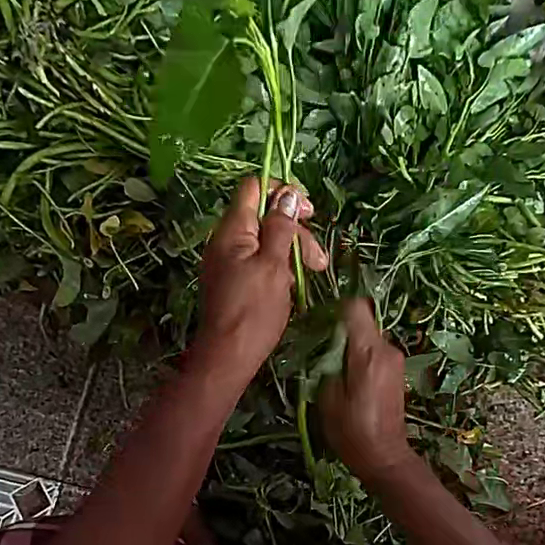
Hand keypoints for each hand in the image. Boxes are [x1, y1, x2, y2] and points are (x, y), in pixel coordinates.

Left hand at [192, 178, 327, 382]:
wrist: (228, 356)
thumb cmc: (254, 311)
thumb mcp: (274, 266)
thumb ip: (280, 228)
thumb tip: (288, 194)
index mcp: (232, 230)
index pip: (254, 188)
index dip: (282, 192)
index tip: (308, 213)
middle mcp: (226, 240)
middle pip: (265, 216)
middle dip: (295, 230)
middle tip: (318, 258)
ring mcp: (228, 261)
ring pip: (265, 241)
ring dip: (292, 251)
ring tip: (313, 273)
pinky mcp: (234, 280)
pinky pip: (259, 261)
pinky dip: (280, 267)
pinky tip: (293, 286)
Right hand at [320, 298, 414, 480]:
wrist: (385, 456)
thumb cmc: (352, 431)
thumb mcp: (327, 398)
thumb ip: (326, 364)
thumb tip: (326, 346)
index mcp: (368, 352)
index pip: (356, 307)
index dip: (337, 308)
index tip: (320, 321)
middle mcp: (387, 349)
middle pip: (363, 321)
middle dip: (342, 329)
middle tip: (320, 347)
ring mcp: (396, 360)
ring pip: (369, 337)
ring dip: (351, 345)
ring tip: (333, 366)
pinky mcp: (397, 371)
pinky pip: (375, 352)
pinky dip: (361, 356)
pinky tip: (348, 377)